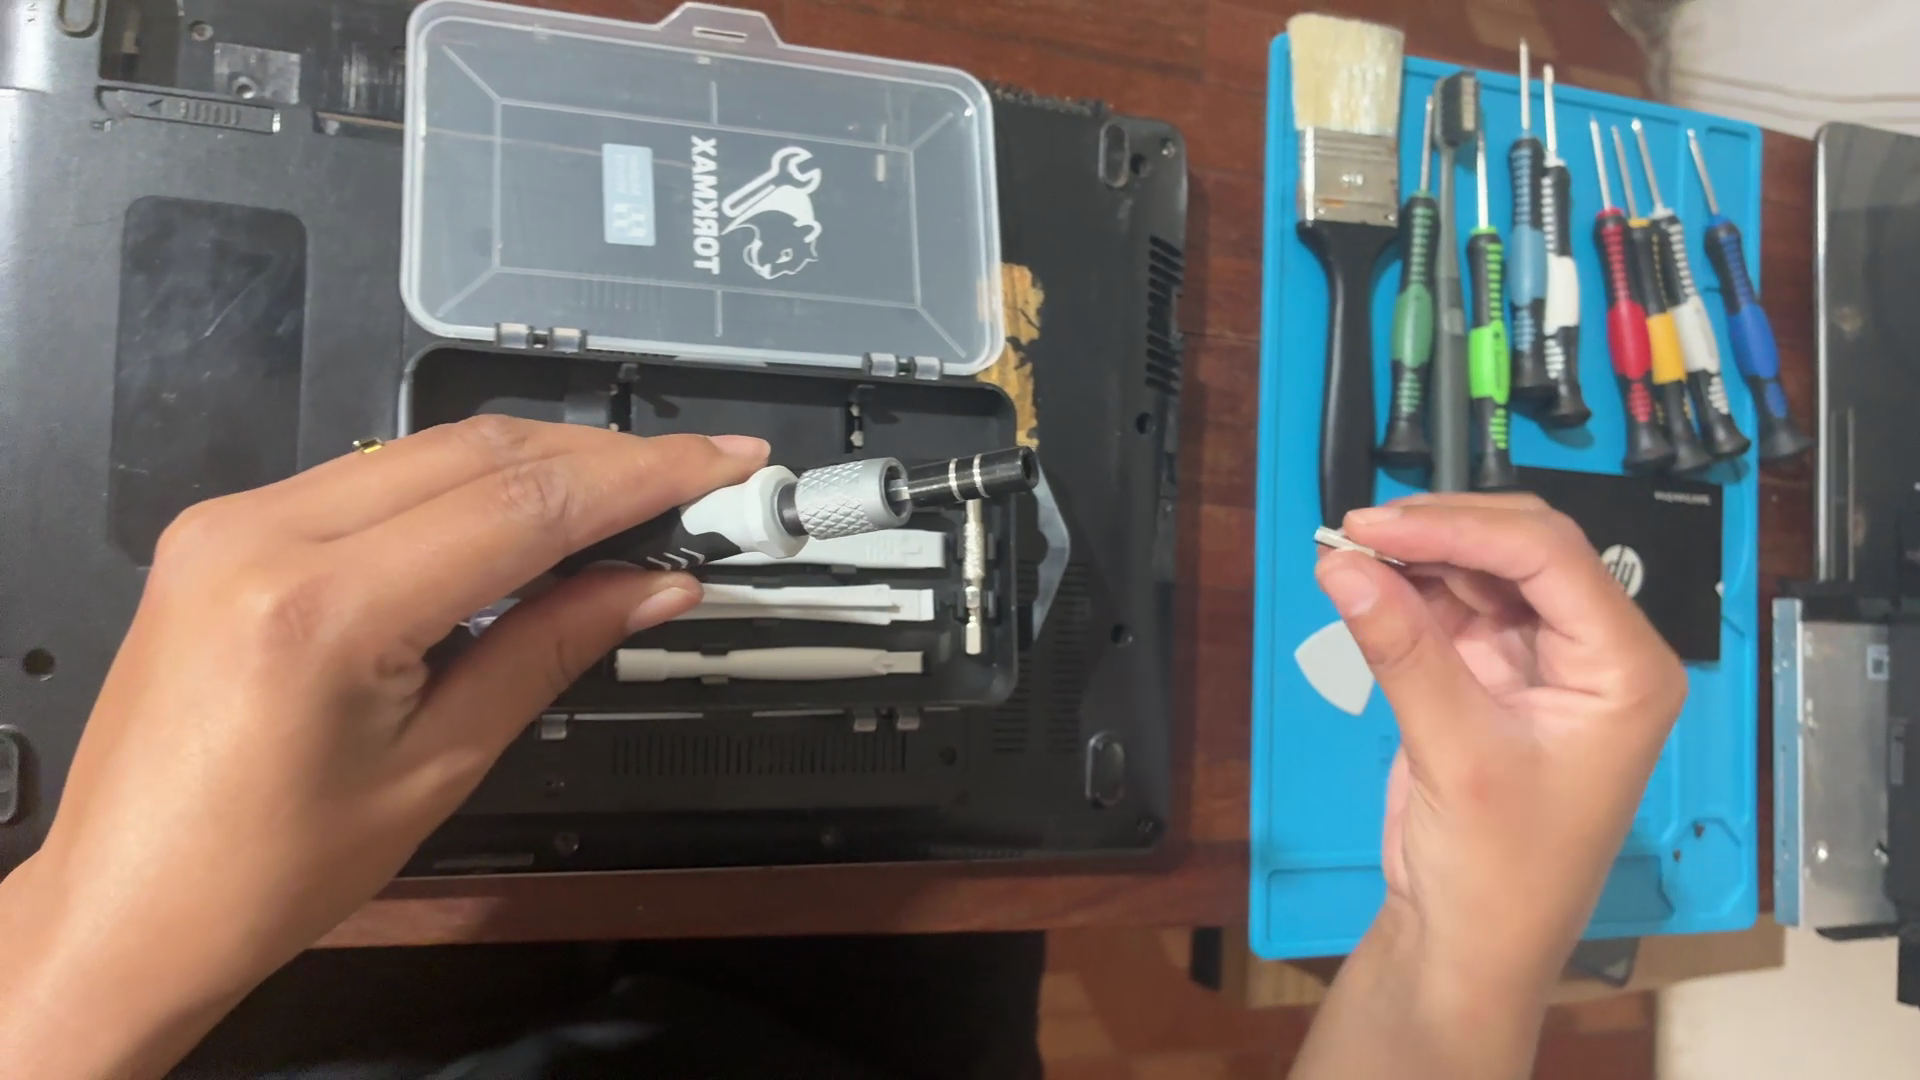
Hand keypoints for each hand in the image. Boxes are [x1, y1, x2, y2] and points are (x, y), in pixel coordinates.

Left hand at [0, 418, 768, 1078]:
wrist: (114, 908)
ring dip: (565, 458)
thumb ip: (557, 644)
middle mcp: (270, 531)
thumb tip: (661, 586)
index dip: (647, 476)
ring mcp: (246, 514)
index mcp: (324, 608)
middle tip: (704, 468)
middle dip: (617, 455)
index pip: (529, 506)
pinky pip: (404, 470)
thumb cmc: (279, 867)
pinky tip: (555, 501)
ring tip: (649, 483)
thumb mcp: (448, 758)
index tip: (724, 461)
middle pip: (492, 452)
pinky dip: (500, 476)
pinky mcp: (246, 522)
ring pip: (450, 446)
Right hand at [1291, 494, 1685, 1078]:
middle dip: (1436, 530)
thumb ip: (1401, 651)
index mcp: (1621, 667)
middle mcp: (1585, 648)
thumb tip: (1339, 566)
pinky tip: (1360, 582)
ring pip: (1474, 568)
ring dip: (1411, 554)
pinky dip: (1399, 586)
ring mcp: (1530, 656)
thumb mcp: (1454, 753)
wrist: (1467, 928)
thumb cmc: (1497, 862)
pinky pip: (1441, 603)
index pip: (1547, 559)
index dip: (1457, 529)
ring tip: (1344, 552)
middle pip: (1518, 549)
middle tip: (1352, 531)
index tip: (1371, 527)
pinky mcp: (1480, 669)